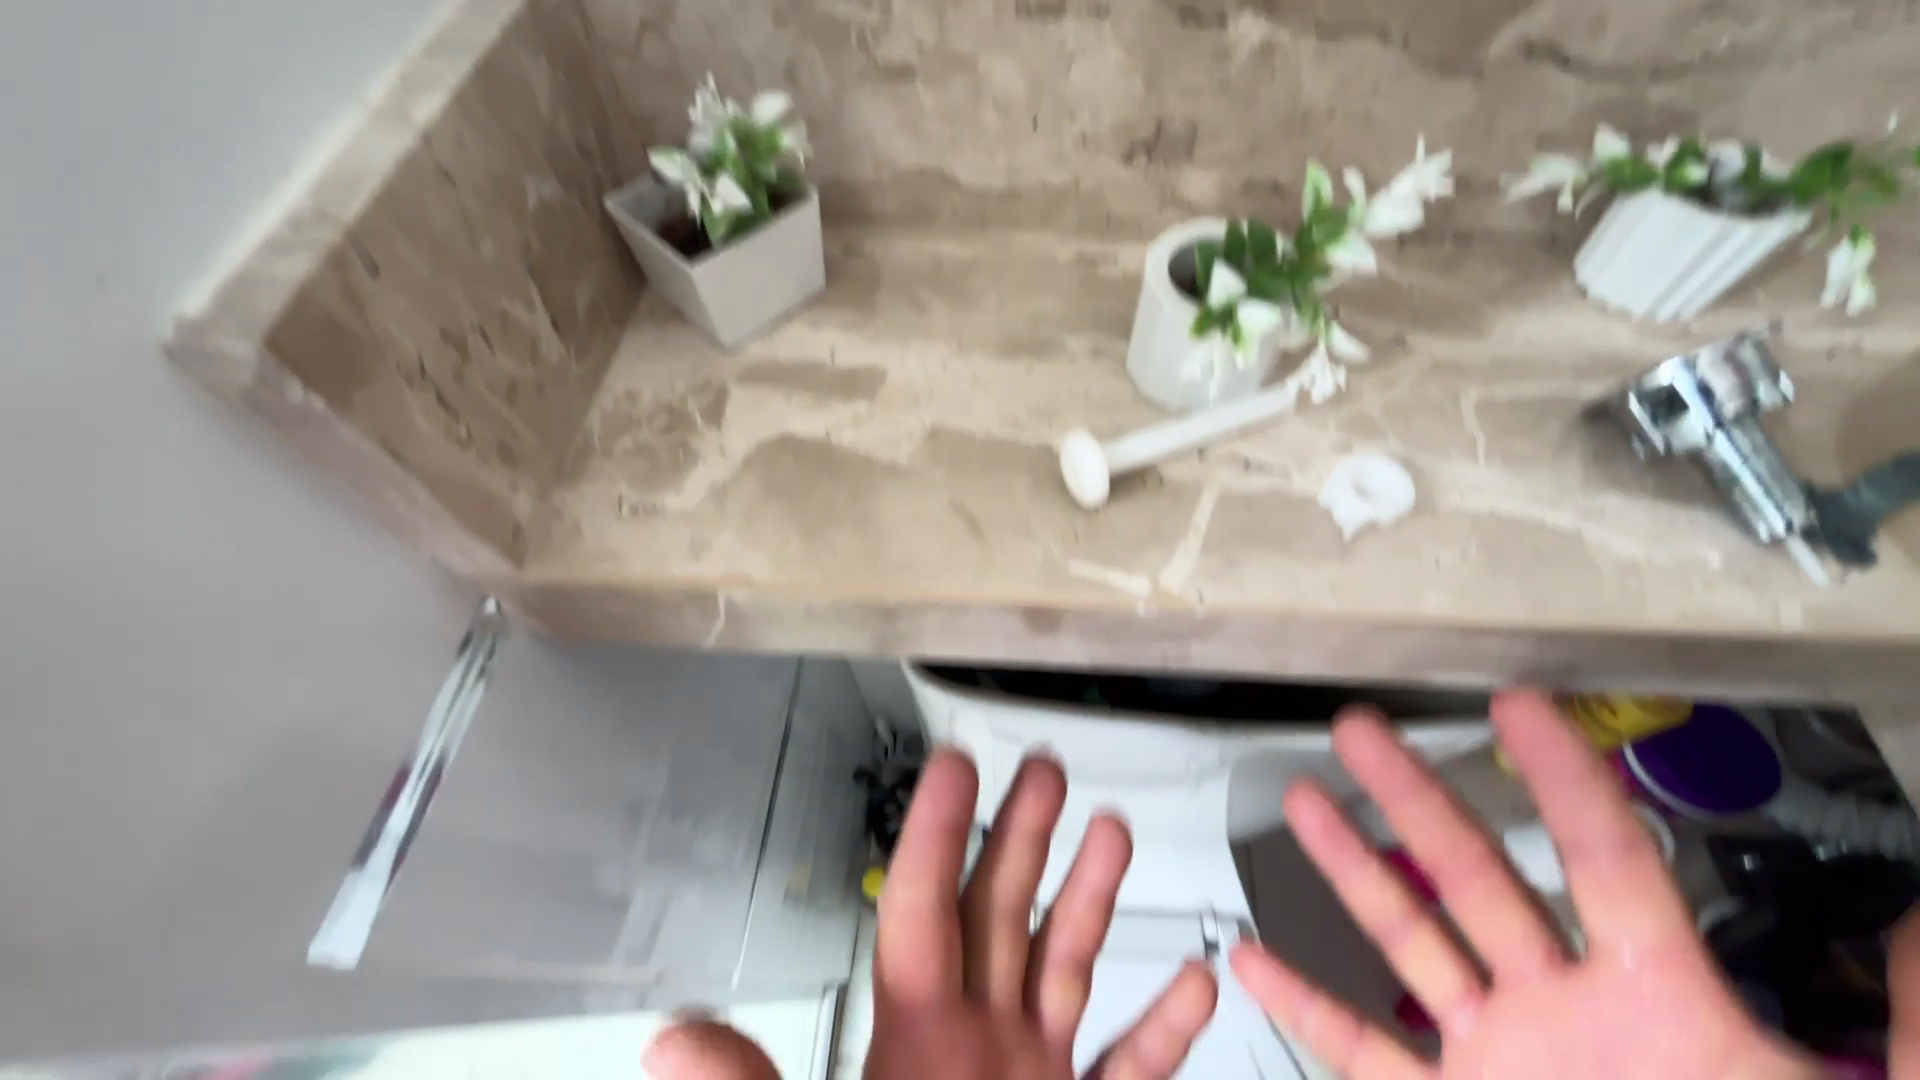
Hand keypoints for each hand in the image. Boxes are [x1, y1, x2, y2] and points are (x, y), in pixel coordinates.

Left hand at [645, 750, 1217, 1078]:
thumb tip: (674, 1036)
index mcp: (913, 1037)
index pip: (924, 908)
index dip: (938, 833)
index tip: (956, 767)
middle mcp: (972, 1042)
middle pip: (1000, 912)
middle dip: (1022, 834)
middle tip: (1041, 770)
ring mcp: (1028, 1077)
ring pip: (1066, 966)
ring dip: (1091, 898)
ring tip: (1110, 830)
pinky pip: (1130, 1066)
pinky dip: (1163, 1027)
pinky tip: (1193, 983)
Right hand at [1229, 688, 1819, 1079]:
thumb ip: (1918, 1028)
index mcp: (1663, 1008)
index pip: (1605, 866)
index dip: (1564, 780)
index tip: (1519, 705)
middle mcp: (1563, 1011)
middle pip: (1472, 876)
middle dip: (1414, 793)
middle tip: (1362, 727)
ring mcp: (1495, 1056)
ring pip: (1405, 941)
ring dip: (1348, 869)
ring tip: (1304, 800)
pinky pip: (1360, 1055)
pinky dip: (1305, 1009)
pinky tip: (1256, 963)